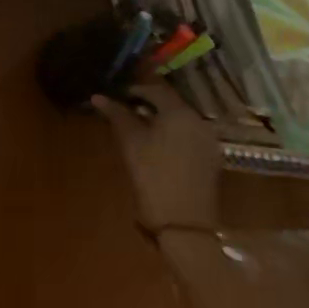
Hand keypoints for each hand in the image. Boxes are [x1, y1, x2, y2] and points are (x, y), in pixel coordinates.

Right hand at [92, 84, 221, 231]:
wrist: (182, 218)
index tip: (116, 94)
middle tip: (124, 109)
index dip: (135, 89)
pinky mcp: (210, 158)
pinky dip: (172, 133)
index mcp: (180, 113)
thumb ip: (116, 114)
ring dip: (160, 119)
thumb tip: (98, 96)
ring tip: (137, 127)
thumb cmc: (151, 172)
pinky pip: (189, 135)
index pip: (156, 89)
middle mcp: (199, 122)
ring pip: (180, 120)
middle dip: (148, 103)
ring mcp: (208, 141)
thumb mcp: (129, 140)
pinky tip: (156, 145)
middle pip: (171, 104)